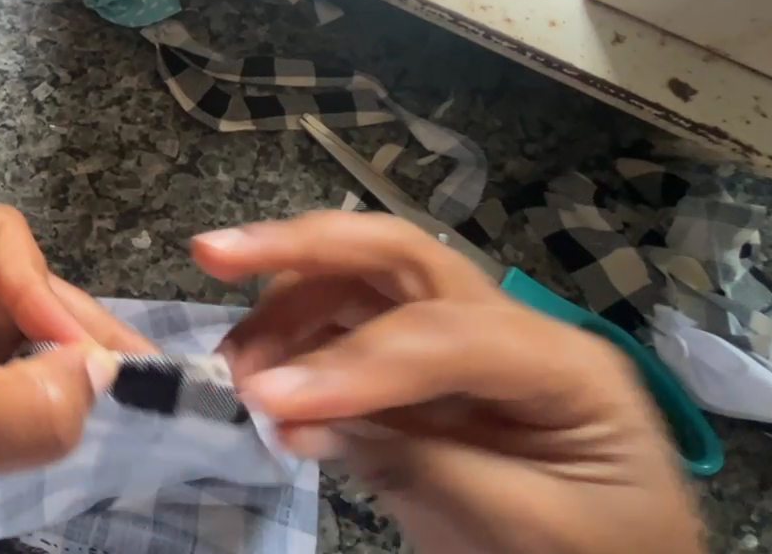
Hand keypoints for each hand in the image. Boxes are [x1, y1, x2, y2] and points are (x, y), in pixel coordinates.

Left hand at [0, 205, 154, 553]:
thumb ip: (23, 405)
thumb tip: (102, 376)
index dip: (43, 291)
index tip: (79, 359)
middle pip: (18, 283)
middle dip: (69, 330)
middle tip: (139, 382)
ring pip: (20, 325)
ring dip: (64, 361)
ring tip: (126, 400)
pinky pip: (7, 363)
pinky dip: (42, 387)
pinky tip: (76, 414)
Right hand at [192, 211, 704, 553]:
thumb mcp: (520, 529)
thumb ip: (408, 461)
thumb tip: (285, 414)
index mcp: (562, 365)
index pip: (444, 337)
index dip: (352, 363)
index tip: (267, 401)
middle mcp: (499, 320)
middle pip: (390, 252)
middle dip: (294, 246)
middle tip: (209, 253)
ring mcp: (445, 327)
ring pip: (348, 277)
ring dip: (277, 309)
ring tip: (232, 367)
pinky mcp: (401, 348)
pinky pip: (330, 320)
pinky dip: (281, 338)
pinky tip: (254, 375)